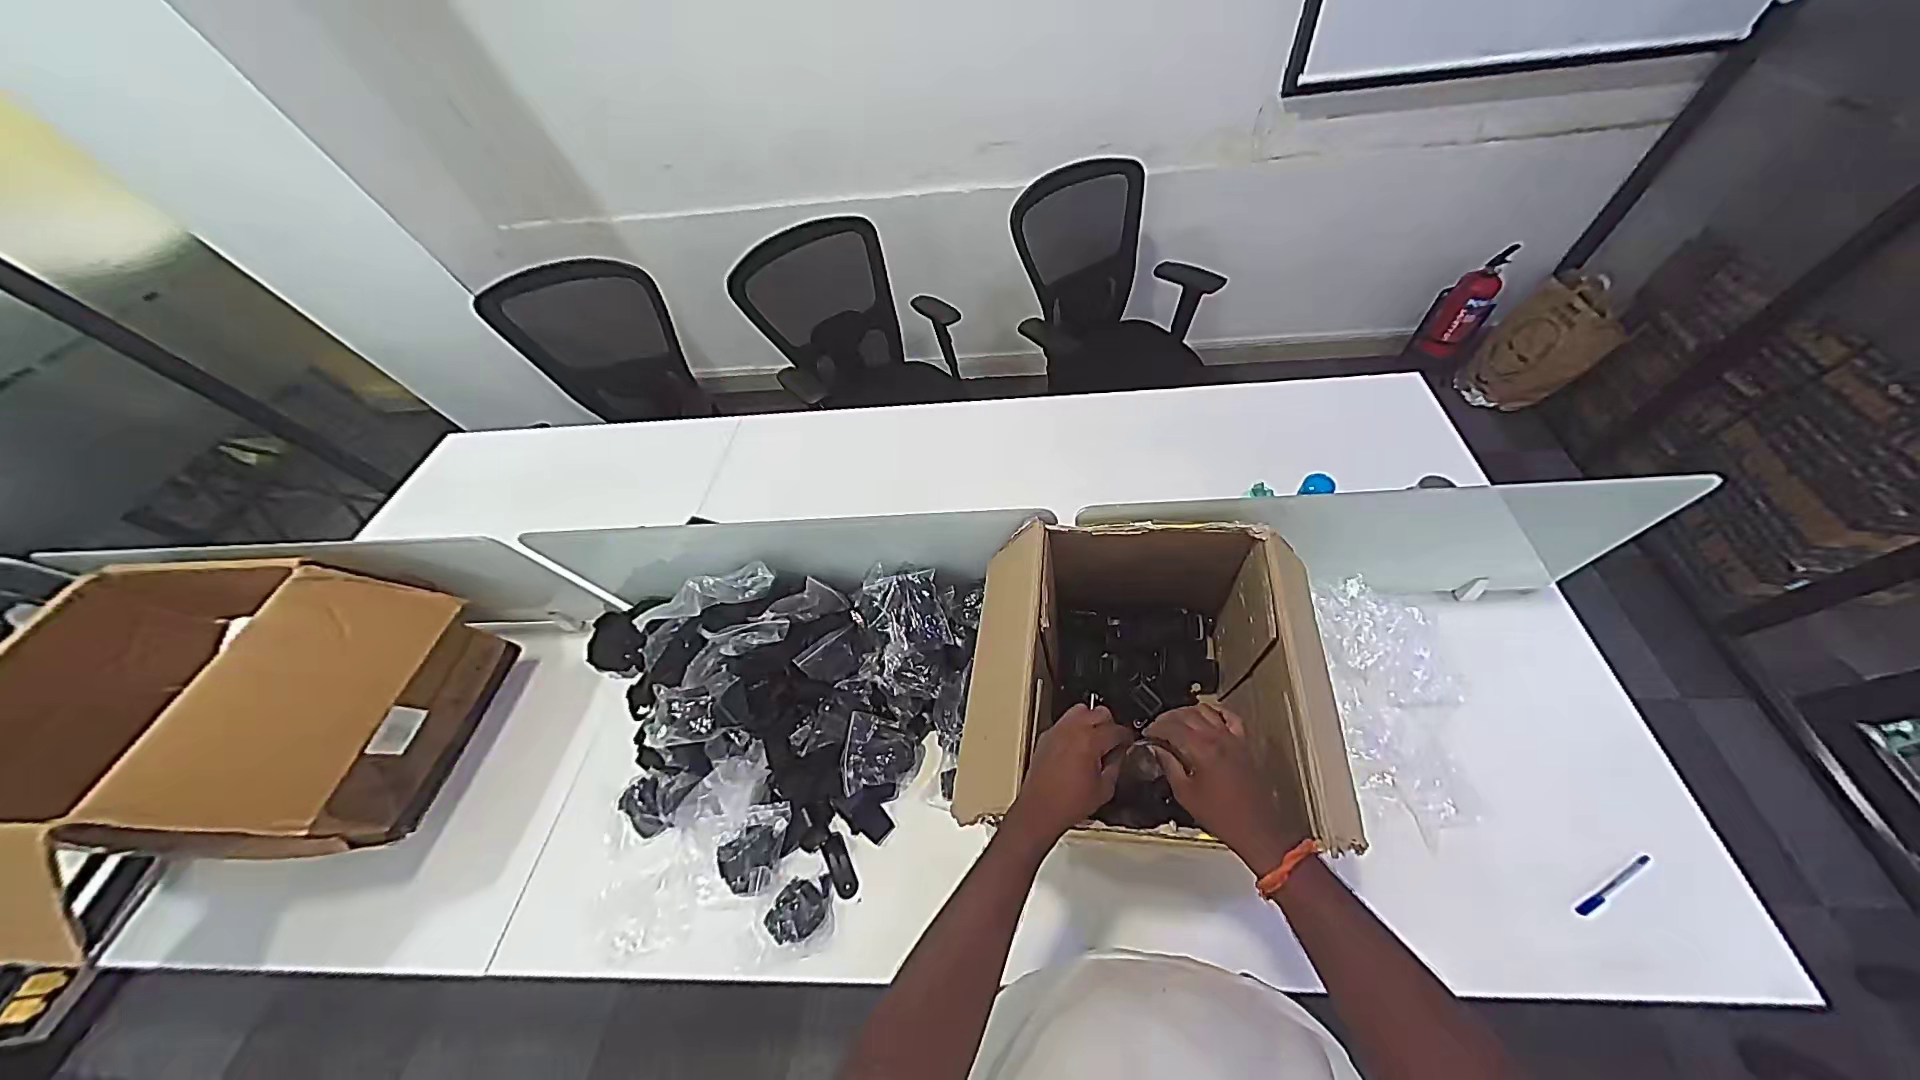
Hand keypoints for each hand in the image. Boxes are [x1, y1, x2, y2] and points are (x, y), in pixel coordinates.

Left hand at [1002, 704, 1131, 848]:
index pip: (1116, 729)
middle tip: (1113, 740)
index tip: (1128, 742)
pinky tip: (1078, 745)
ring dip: (1091, 720)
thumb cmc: (1067, 803)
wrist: (1040, 809)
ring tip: (1095, 740)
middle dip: (1110, 724)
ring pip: (1080, 710)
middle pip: (1099, 711)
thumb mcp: (1104, 789)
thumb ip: (1115, 766)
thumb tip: (1118, 756)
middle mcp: (1072, 730)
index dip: (1127, 737)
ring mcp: (1057, 731)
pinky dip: (1074, 727)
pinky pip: (1065, 721)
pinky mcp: (1046, 736)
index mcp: (1090, 741)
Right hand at [1146, 703, 1307, 874]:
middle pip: (1186, 714)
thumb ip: (1169, 766)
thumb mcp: (1185, 794)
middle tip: (1158, 728)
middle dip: (1167, 718)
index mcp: (1201, 750)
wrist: (1256, 829)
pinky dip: (1216, 712)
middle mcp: (1218, 739)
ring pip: (1206, 710)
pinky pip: (1230, 717)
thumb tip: (1158, 751)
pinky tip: (1208, 717)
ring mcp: (1233, 739)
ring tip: (1177, 722)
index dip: (1155, 728)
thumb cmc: (1224, 817)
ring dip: (1188, 712)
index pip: (1171, 726)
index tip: (1149, 734)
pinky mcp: (1244, 744)